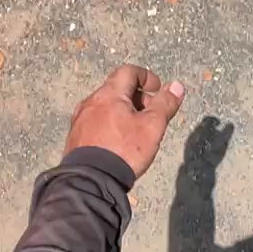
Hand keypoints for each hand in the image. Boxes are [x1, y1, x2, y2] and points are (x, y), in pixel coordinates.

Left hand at [63, 65, 185, 178]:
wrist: (90, 180)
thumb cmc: (124, 150)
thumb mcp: (152, 126)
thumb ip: (165, 104)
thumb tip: (177, 86)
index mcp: (109, 94)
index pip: (129, 71)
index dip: (147, 77)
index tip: (158, 91)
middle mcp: (91, 101)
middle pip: (116, 88)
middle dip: (137, 97)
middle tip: (151, 113)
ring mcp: (80, 119)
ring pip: (105, 106)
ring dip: (123, 111)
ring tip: (136, 129)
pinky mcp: (76, 136)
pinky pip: (96, 121)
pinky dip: (110, 123)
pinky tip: (118, 142)